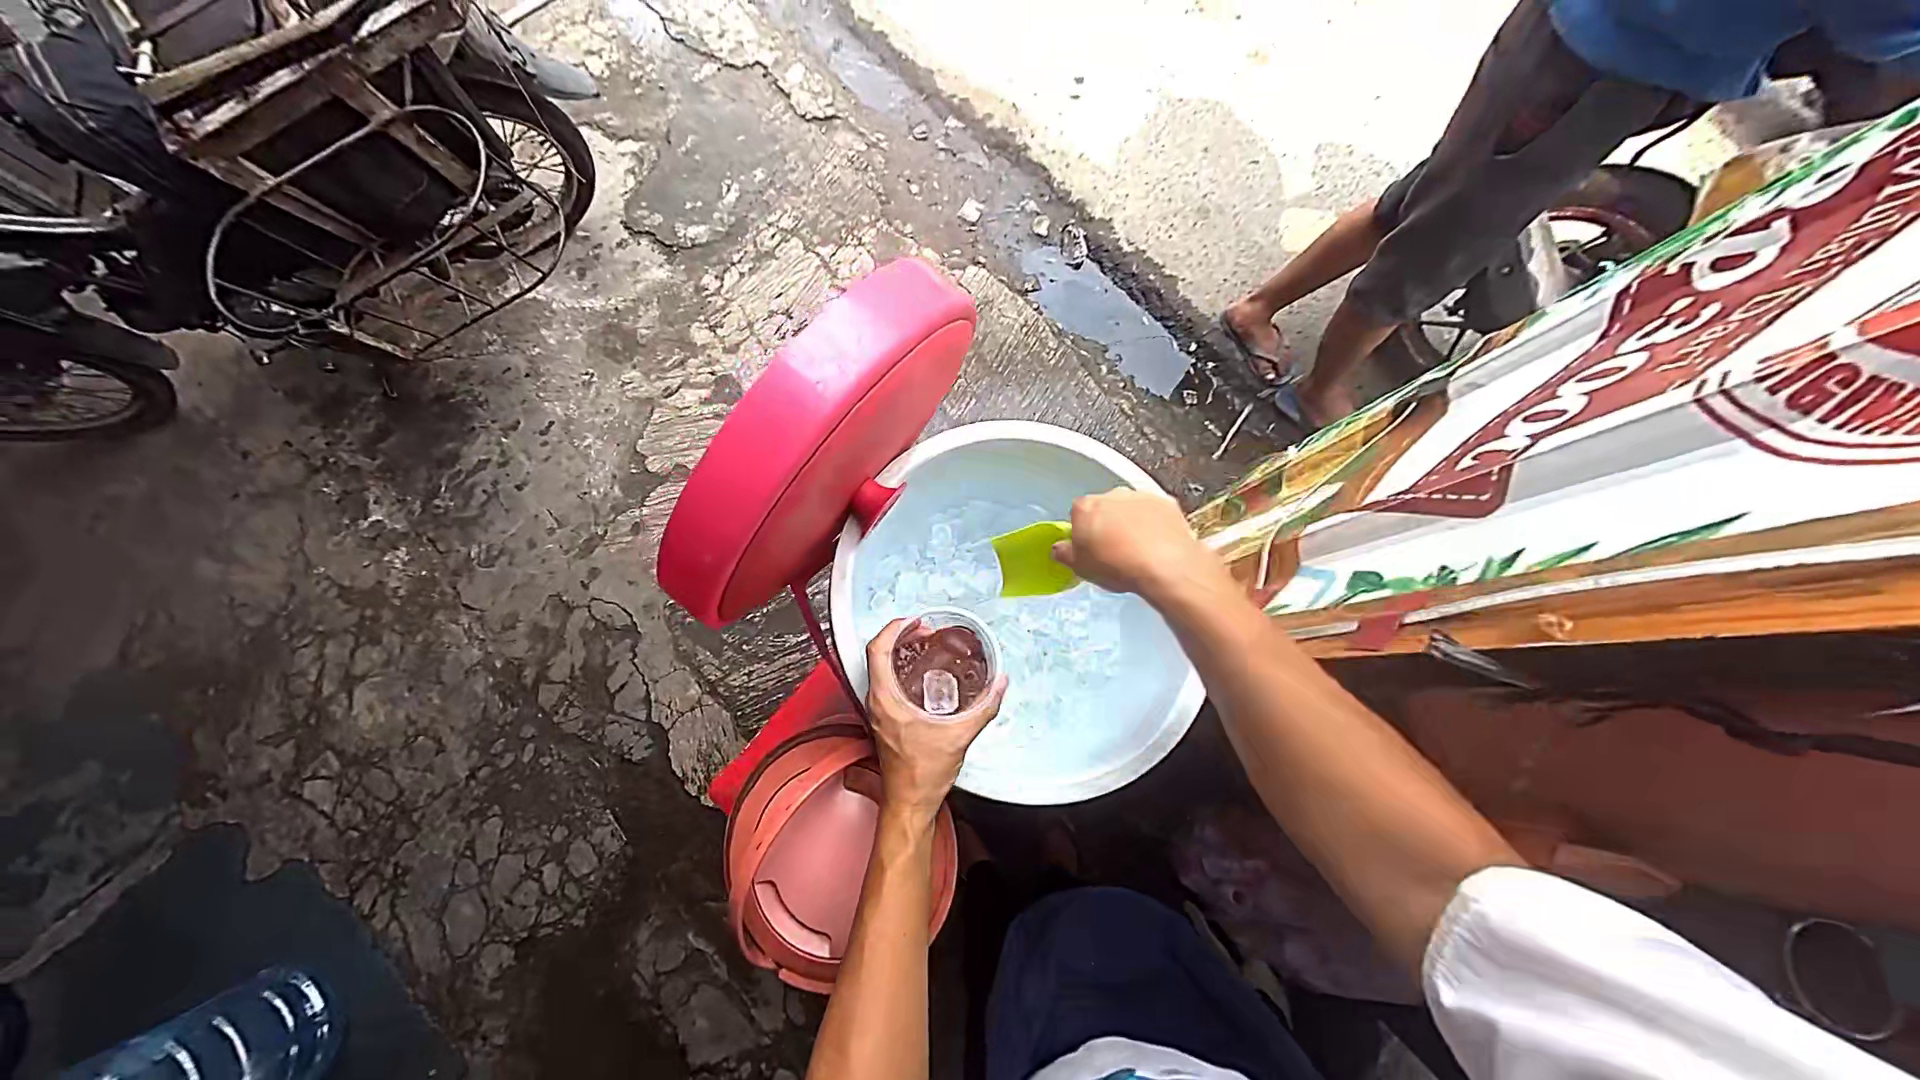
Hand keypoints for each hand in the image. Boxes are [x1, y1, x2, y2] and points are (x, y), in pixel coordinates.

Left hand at [864, 618, 1008, 823]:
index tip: (912, 621)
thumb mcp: (959, 735)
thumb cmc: (922, 775)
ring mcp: (878, 711)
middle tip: (925, 630)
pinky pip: (886, 682)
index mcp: (885, 700)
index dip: (894, 628)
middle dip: (901, 635)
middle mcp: (876, 702)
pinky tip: (922, 672)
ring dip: (900, 652)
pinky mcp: (884, 719)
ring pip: (881, 669)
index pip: (877, 650)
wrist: (910, 802)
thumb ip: (984, 707)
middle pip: (878, 655)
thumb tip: (999, 684)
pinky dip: (901, 668)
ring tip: (924, 644)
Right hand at [1051, 488, 1227, 600]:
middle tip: (1111, 551)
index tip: (1088, 548)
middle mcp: (1111, 495)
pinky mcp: (1165, 503)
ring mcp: (1140, 497)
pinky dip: (1154, 523)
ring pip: (1129, 508)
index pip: (1077, 515)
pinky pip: (1154, 512)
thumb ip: (1066, 553)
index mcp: (1085, 507)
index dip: (1082, 533)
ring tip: (1135, 551)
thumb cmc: (1119, 566)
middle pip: (1103, 507)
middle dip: (1106, 524)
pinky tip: (1155, 545)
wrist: (1165, 567)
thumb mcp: (1081, 568)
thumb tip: (1061, 549)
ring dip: (1130, 523)